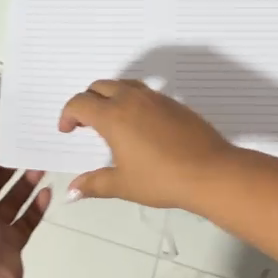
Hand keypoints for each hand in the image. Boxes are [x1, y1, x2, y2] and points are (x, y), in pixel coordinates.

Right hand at [58, 80, 236, 209]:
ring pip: (123, 84)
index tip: (67, 131)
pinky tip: (139, 124)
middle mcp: (131, 99)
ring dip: (110, 96)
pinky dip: (131, 100)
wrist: (210, 171)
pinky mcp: (173, 103)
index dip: (68, 114)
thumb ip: (94, 184)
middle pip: (99, 86)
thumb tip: (71, 192)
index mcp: (113, 116)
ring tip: (111, 119)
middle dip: (87, 101)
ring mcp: (154, 98)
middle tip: (85, 124)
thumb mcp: (123, 185)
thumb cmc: (161, 179)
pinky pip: (144, 92)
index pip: (80, 103)